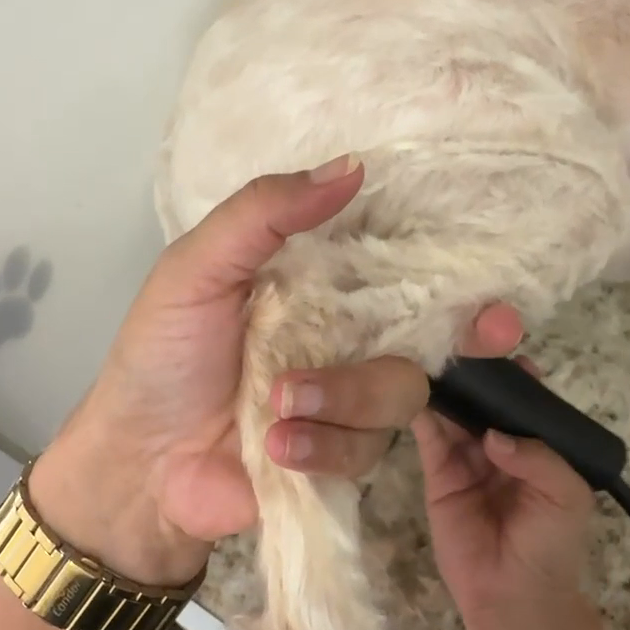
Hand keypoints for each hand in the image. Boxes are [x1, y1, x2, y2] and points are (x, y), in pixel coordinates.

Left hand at [29, 156, 523, 585]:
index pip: (396, 268)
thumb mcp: (197, 269)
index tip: (492, 271)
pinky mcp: (338, 460)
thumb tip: (351, 166)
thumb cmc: (162, 353)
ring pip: (400, 392)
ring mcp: (345, 403)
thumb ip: (264, 214)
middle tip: (494, 327)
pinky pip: (366, 449)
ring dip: (346, 396)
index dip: (447, 268)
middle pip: (424, 334)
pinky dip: (323, 445)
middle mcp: (346, 340)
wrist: (136, 463)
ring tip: (278, 403)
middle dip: (464, 334)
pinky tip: (277, 446)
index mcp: (319, 288)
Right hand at [413, 363, 594, 618]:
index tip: (498, 340)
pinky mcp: (437, 474)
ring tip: (431, 355)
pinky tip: (416, 391)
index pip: (523, 400)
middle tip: (456, 339)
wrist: (516, 598)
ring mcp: (466, 456)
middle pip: (484, 400)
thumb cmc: (551, 545)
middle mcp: (498, 442)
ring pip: (455, 412)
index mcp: (534, 444)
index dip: (513, 374)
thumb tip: (492, 436)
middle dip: (473, 373)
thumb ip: (539, 456)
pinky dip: (422, 414)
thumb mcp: (566, 495)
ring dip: (445, 387)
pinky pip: (429, 438)